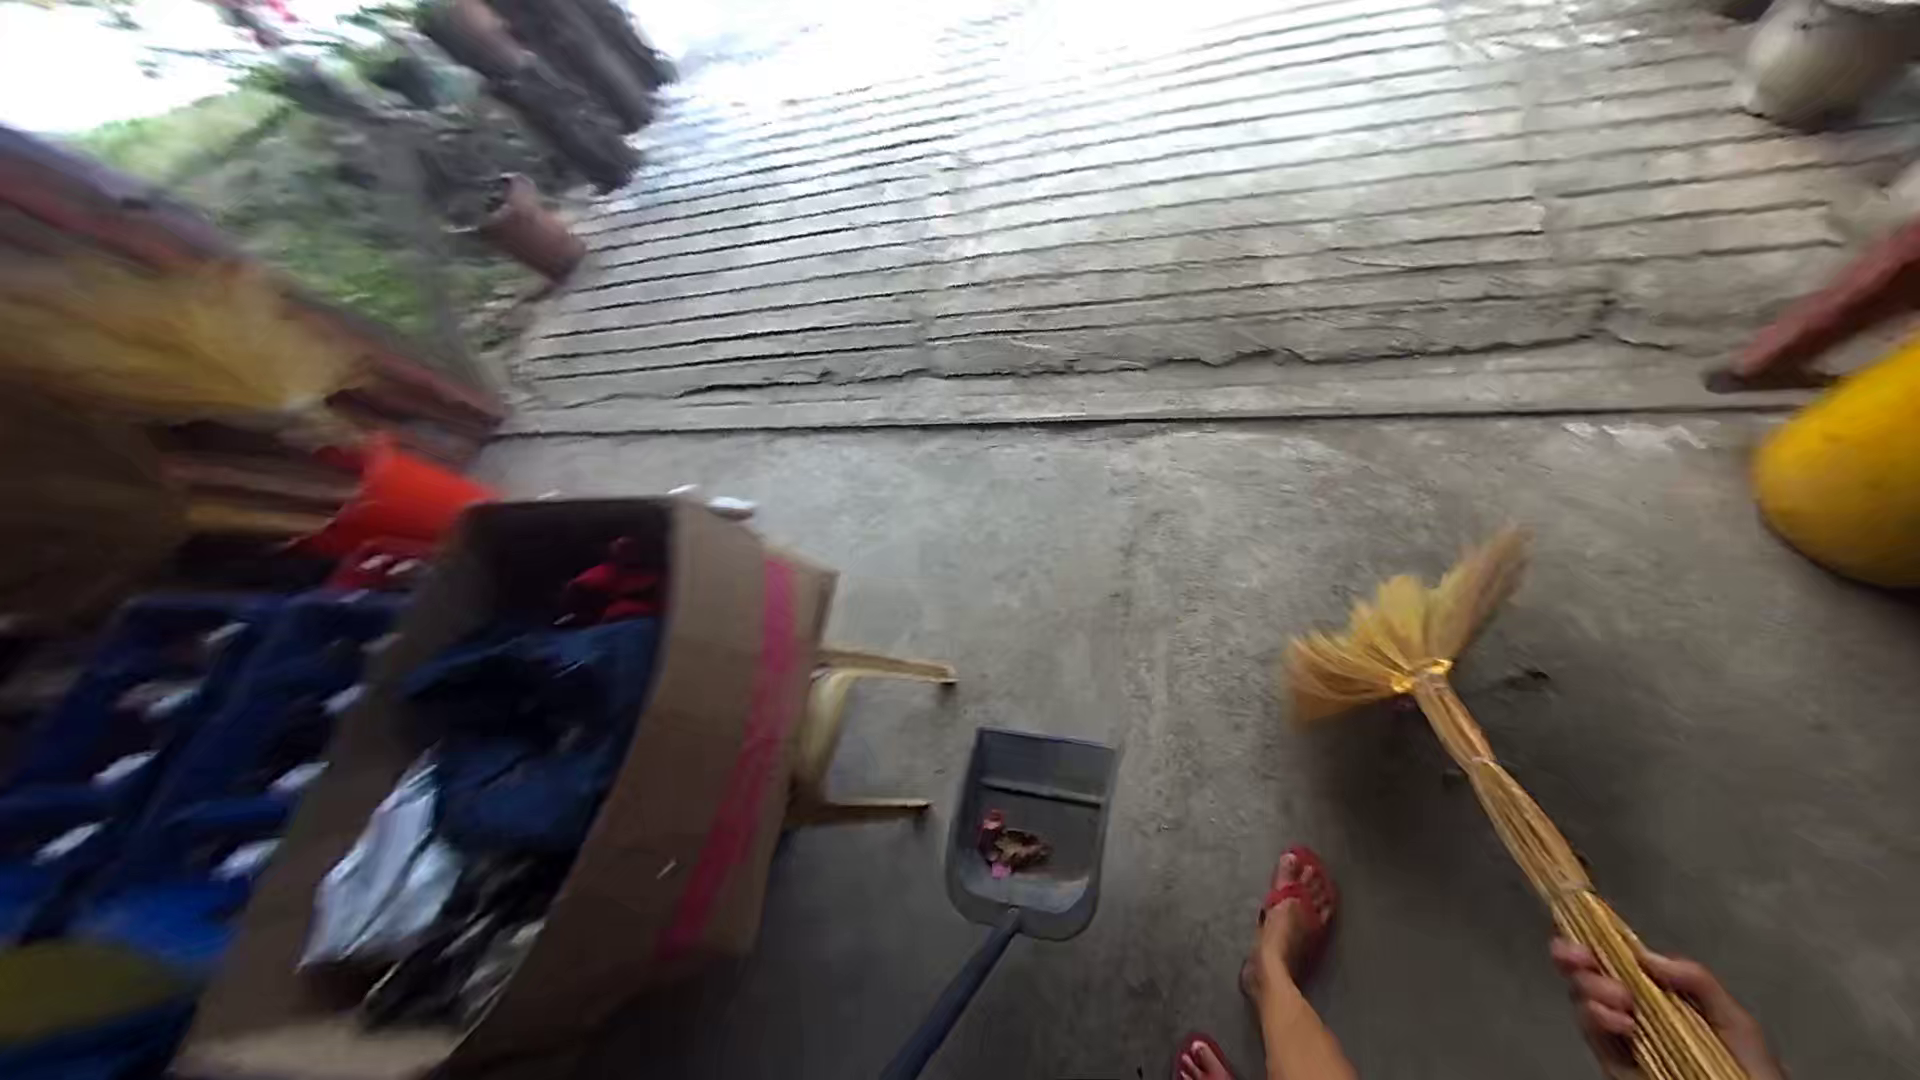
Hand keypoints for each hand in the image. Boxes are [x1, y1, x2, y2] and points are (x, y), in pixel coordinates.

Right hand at [1550, 938, 1783, 1079]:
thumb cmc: (1747, 1069)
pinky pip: (1589, 1030)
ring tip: (1621, 1003)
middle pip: (1579, 970)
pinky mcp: (1608, 1057)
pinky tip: (1622, 1024)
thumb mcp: (1735, 1023)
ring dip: (1589, 988)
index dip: (1582, 938)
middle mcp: (1622, 1005)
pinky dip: (1597, 1018)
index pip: (1603, 955)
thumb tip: (1643, 954)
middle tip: (1582, 959)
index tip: (1579, 931)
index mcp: (1646, 990)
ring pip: (1578, 995)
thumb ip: (1698, 982)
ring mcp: (1613, 1032)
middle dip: (1572, 958)